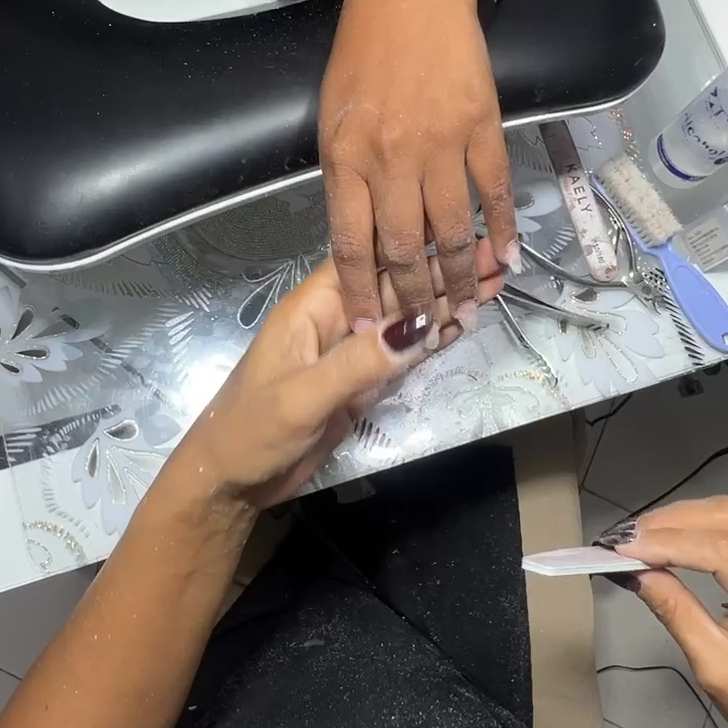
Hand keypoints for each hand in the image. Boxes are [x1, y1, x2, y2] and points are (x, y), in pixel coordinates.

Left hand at [164, 245, 504, 510]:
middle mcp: (333, 321)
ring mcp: (347, 353)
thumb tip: (420, 326)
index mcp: (311, 309)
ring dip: (444, 305)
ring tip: (493, 286)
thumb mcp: (302, 397)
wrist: (231, 482)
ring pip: (403, 321)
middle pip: (394, 290)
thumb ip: (358, 363)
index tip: (466, 244)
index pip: (370, 265)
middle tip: (497, 264)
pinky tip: (461, 326)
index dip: (417, 252)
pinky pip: (400, 355)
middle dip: (442, 275)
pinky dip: (430, 341)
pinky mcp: (357, 383)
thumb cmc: (251, 432)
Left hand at [319, 0, 517, 332]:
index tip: (371, 328)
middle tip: (425, 330)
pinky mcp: (483, 126)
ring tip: (466, 309)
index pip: (352, 245)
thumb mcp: (332, 117)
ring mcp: (441, 143)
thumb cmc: (363, 51)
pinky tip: (503, 259)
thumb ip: (345, 178)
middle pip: (405, 249)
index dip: (363, 293)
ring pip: (451, 230)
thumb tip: (363, 240)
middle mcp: (391, 158)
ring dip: (459, 277)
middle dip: (415, 298)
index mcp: (345, 158)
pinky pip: (493, 191)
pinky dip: (499, 229)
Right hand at [604, 498, 727, 727]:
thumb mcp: (717, 670)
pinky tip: (672, 540)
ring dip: (684, 520)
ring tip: (642, 538)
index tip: (622, 549)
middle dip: (672, 521)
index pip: (724, 552)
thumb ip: (677, 613)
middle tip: (626, 538)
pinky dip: (701, 527)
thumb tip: (636, 571)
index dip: (669, 542)